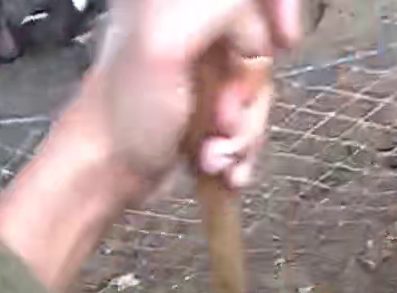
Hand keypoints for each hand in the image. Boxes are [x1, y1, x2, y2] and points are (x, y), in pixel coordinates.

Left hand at [77, 0, 304, 192]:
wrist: (110, 172)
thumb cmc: (130, 111)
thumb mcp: (166, 42)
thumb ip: (218, 6)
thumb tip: (257, 11)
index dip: (277, 7)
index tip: (287, 41)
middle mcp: (196, 28)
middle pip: (260, 50)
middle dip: (249, 97)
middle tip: (221, 123)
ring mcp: (205, 75)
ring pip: (257, 96)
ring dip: (243, 136)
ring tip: (213, 158)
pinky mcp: (209, 114)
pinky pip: (247, 126)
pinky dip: (240, 154)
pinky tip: (223, 172)